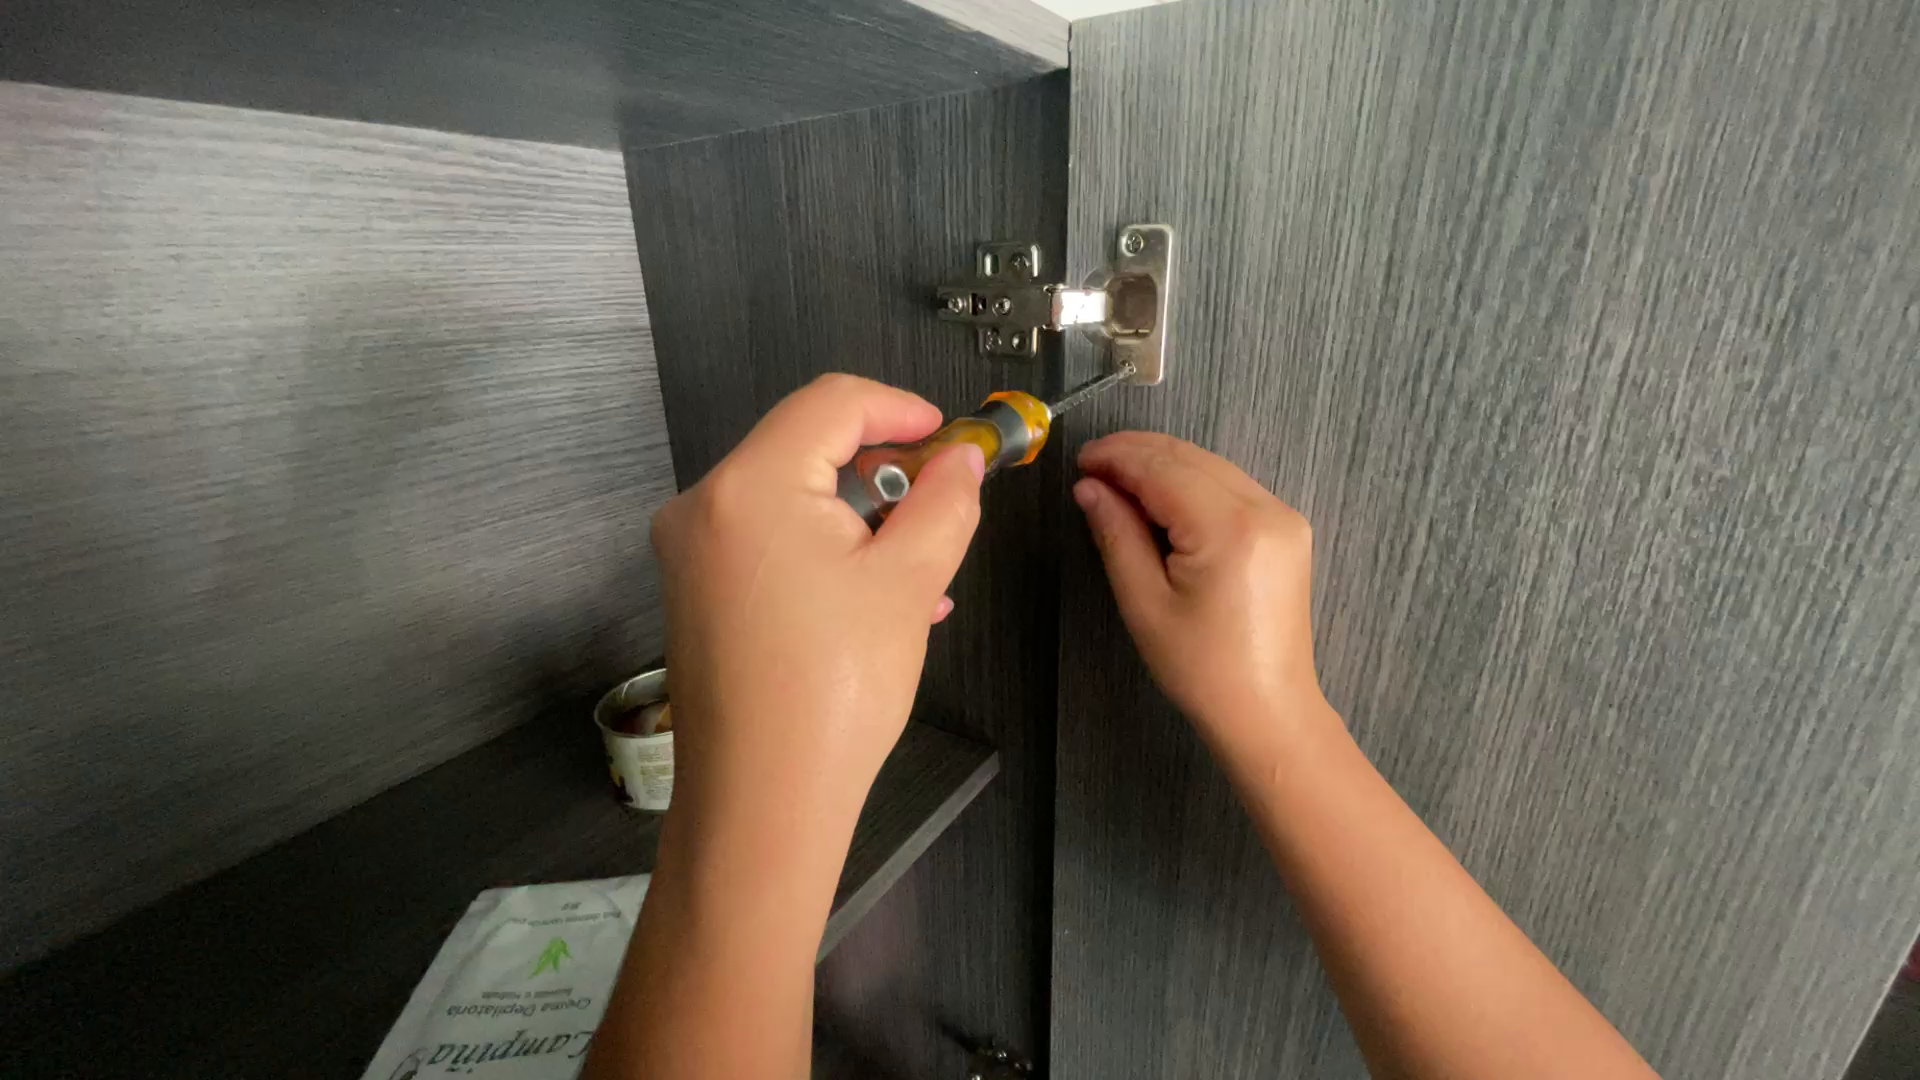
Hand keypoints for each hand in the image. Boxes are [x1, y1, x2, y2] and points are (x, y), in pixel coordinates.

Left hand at [650, 374, 984, 822]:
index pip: (831, 402)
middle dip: (883, 472)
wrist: (764, 804)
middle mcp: (704, 505)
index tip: (949, 437)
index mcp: (750, 485)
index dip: (900, 407)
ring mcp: (690, 552)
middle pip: (808, 449)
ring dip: (862, 520)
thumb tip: (960, 459)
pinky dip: (827, 552)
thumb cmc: (840, 686)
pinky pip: (772, 543)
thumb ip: (946, 501)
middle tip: (938, 511)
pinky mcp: (697, 592)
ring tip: (919, 572)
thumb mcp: (910, 582)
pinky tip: (876, 599)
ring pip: (794, 500)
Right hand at [1073, 431, 1327, 751]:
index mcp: (1230, 530)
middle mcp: (1266, 509)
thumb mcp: (1144, 602)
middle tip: (1091, 464)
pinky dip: (1190, 481)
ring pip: (1212, 465)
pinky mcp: (1286, 528)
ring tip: (1116, 478)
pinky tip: (1158, 495)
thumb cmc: (1199, 666)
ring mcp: (1283, 516)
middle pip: (1191, 458)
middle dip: (1138, 453)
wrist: (1266, 708)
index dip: (1118, 457)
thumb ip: (1116, 534)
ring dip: (1163, 464)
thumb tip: (1089, 487)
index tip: (1080, 460)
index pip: (1164, 470)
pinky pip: (1230, 485)